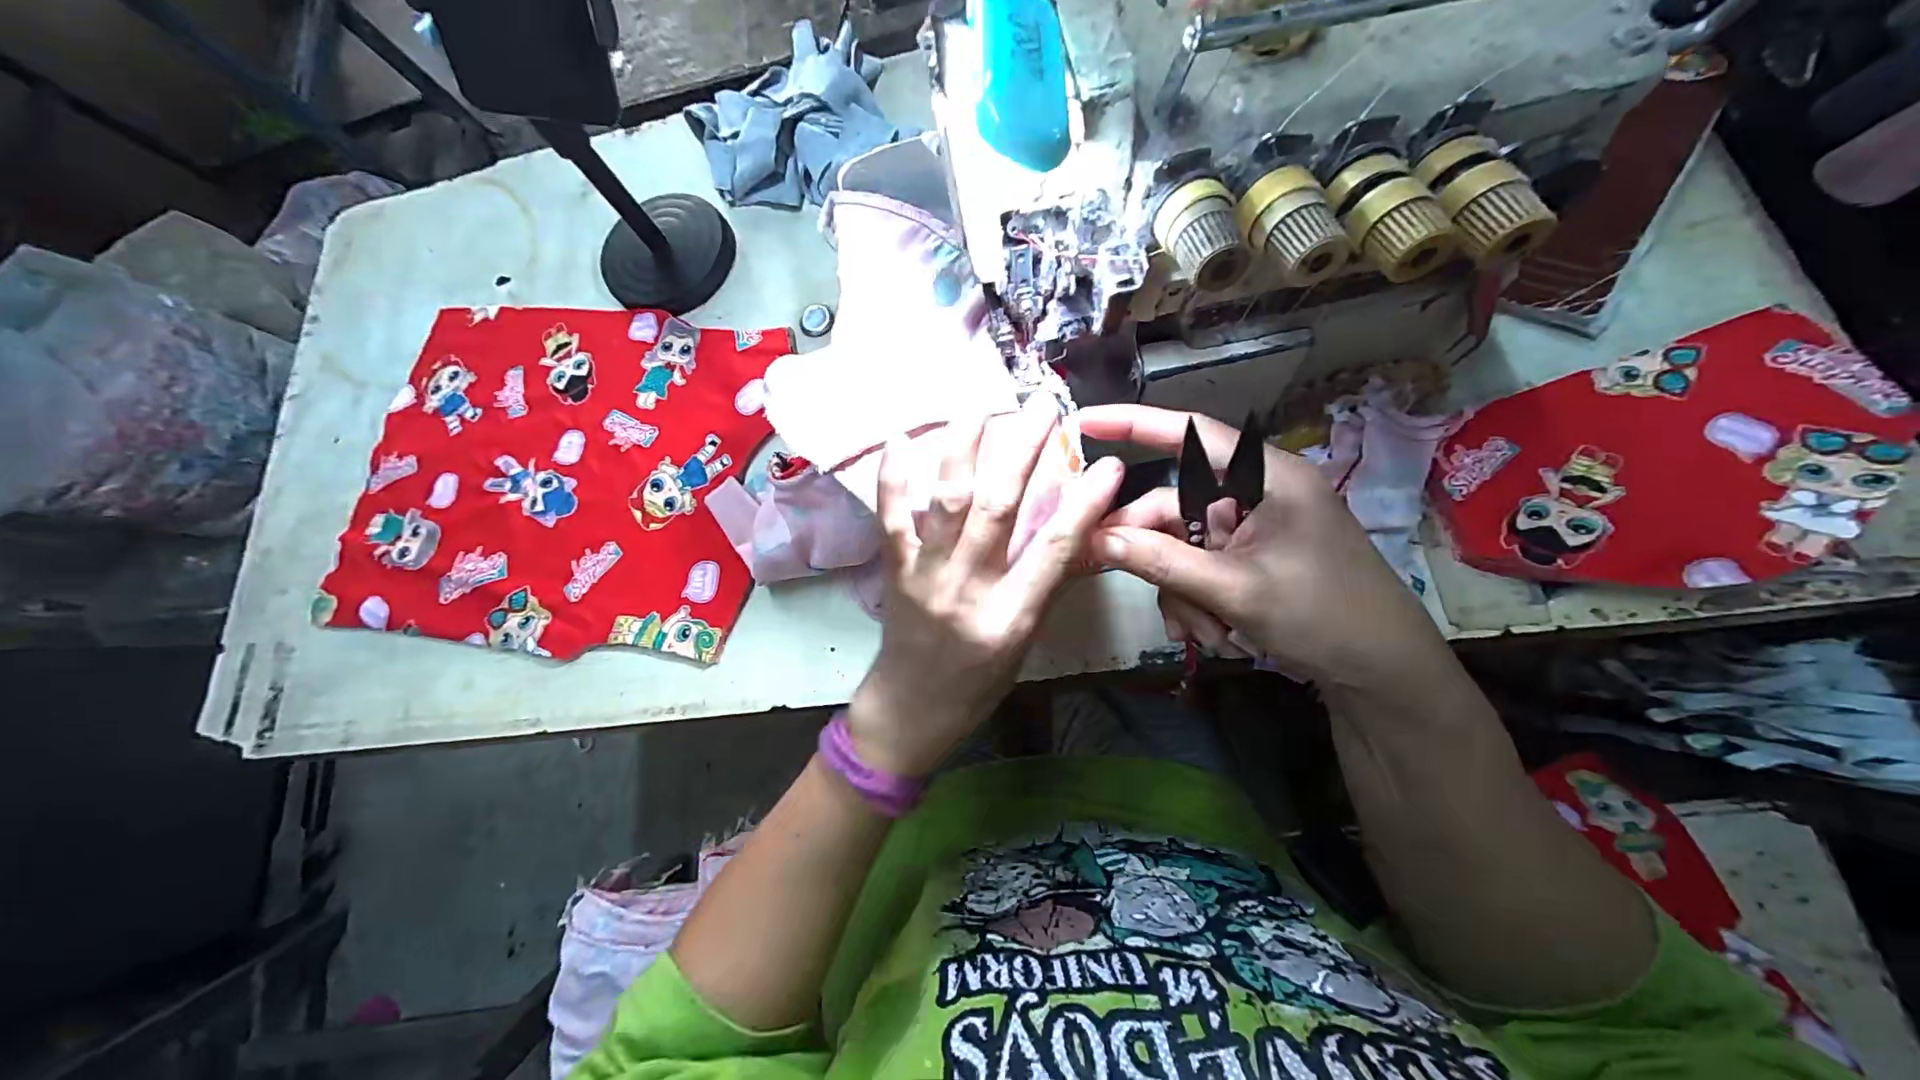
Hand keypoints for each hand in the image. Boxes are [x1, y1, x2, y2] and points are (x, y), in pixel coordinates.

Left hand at [848, 398, 1125, 776]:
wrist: (911, 709)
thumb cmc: (978, 683)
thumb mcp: (1026, 641)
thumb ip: (1050, 585)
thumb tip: (1086, 533)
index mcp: (1011, 616)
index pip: (1056, 549)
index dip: (1086, 502)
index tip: (1109, 464)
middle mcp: (968, 589)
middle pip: (999, 508)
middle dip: (1024, 450)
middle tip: (1043, 406)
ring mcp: (925, 577)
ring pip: (947, 501)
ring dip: (965, 448)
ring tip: (981, 407)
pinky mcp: (894, 570)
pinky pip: (891, 518)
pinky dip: (894, 478)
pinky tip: (900, 439)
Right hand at [1079, 404, 1449, 696]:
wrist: (1382, 675)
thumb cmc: (1323, 616)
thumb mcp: (1235, 589)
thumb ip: (1162, 561)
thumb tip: (1095, 538)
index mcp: (1267, 477)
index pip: (1190, 434)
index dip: (1135, 424)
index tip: (1085, 422)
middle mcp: (1256, 495)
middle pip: (1175, 505)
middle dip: (1158, 554)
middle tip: (1122, 580)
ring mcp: (1252, 531)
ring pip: (1182, 546)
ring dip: (1182, 592)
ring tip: (1208, 633)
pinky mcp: (1251, 562)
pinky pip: (1199, 570)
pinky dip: (1197, 602)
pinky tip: (1217, 636)